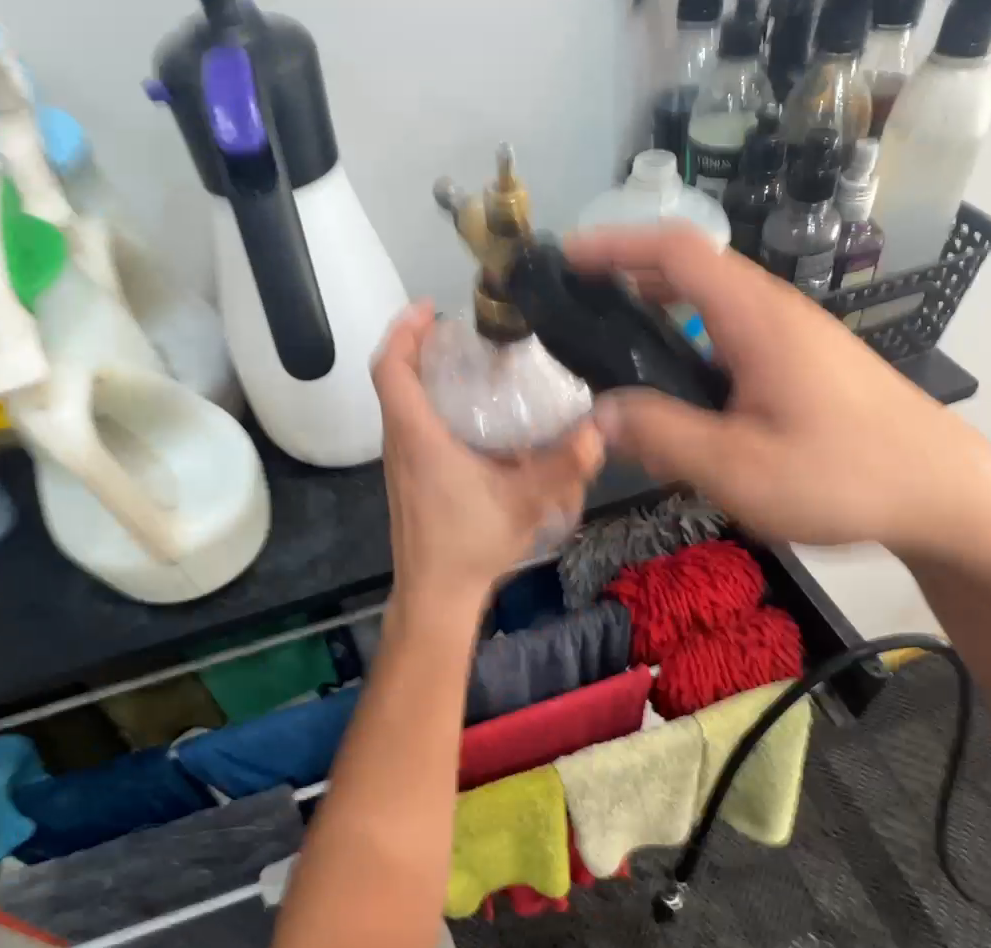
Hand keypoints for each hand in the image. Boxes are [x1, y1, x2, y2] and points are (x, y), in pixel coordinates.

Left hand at [373, 302, 605, 608]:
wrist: (436, 596)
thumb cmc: (469, 546)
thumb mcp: (523, 502)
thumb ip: (563, 465)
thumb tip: (598, 430)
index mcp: (417, 436)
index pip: (392, 368)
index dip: (405, 330)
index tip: (431, 309)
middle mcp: (400, 444)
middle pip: (396, 381)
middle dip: (423, 348)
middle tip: (465, 334)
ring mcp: (401, 466)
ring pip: (403, 407)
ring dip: (427, 380)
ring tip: (473, 369)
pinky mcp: (410, 483)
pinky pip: (413, 430)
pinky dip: (435, 410)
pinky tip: (476, 424)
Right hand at [564, 227, 990, 560]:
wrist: (944, 495)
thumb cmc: (844, 477)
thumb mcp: (739, 467)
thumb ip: (662, 435)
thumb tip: (596, 413)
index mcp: (757, 319)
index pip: (676, 250)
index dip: (615, 244)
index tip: (566, 259)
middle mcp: (777, 313)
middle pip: (693, 272)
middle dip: (629, 280)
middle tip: (578, 314)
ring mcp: (797, 339)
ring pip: (714, 309)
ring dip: (661, 317)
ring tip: (617, 355)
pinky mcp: (808, 368)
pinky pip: (735, 341)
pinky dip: (692, 349)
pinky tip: (681, 398)